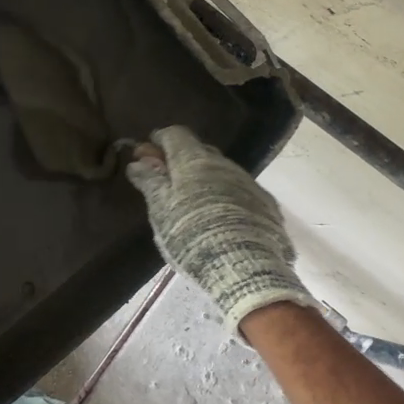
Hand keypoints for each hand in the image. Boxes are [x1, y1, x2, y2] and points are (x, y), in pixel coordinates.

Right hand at [125, 126, 314, 331]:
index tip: (148, 156)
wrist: (245, 268)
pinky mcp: (266, 206)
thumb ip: (150, 181)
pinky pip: (239, 192)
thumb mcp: (161, 210)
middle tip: (168, 184)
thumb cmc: (192, 234)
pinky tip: (222, 220)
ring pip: (220, 172)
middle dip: (181, 161)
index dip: (159, 141)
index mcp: (194, 160)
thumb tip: (138, 161)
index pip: (174, 134)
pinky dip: (225, 198)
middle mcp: (223, 164)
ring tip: (195, 206)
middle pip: (198, 151)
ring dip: (205, 180)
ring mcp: (248, 184)